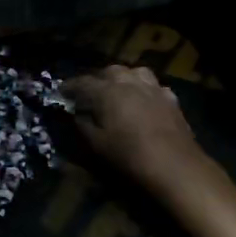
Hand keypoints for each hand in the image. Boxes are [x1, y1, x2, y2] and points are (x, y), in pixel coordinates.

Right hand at [64, 65, 204, 187]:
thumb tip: (75, 113)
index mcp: (107, 91)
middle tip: (88, 93)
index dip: (69, 87)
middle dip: (96, 80)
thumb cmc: (129, 154)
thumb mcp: (96, 143)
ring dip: (122, 78)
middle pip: (109, 72)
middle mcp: (129, 81)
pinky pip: (152, 86)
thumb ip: (82, 124)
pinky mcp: (170, 98)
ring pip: (133, 72)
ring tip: (117, 90)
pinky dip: (143, 89)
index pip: (81, 83)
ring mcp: (153, 87)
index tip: (60, 93)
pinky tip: (143, 100)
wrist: (174, 164)